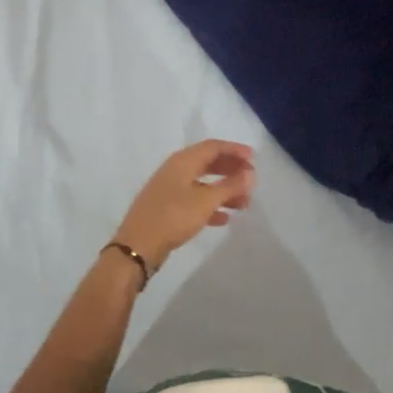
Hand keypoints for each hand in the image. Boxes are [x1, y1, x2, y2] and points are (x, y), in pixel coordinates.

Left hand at [112, 140, 255, 266]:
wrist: (138, 246)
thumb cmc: (173, 217)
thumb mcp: (206, 201)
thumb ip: (230, 186)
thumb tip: (250, 174)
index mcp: (182, 161)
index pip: (212, 147)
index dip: (234, 150)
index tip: (254, 159)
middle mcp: (175, 170)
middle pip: (208, 163)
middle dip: (231, 170)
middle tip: (251, 180)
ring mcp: (169, 190)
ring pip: (202, 184)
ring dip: (224, 190)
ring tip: (244, 203)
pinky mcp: (167, 208)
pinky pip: (194, 201)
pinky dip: (210, 206)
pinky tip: (224, 218)